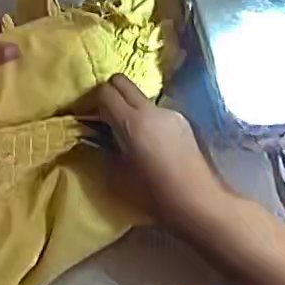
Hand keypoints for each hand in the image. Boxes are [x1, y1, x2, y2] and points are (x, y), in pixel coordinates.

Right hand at [93, 74, 231, 233]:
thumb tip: (92, 136)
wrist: (199, 202)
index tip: (85, 116)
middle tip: (102, 116)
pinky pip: (155, 110)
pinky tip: (150, 142)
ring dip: (128, 106)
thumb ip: (103, 149)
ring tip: (127, 134)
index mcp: (131, 123)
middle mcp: (150, 110)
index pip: (105, 92)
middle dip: (108, 93)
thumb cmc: (155, 195)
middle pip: (121, 82)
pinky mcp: (182, 120)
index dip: (91, 101)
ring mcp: (168, 112)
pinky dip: (145, 118)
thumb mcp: (118, 176)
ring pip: (140, 96)